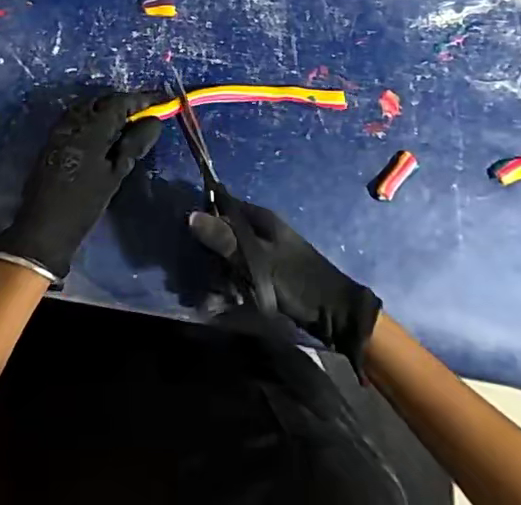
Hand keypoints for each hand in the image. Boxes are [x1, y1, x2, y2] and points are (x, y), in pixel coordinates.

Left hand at [0, 91, 165, 279]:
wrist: (44, 229)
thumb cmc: (85, 204)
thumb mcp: (115, 174)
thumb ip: (134, 144)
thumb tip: (154, 120)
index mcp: (90, 130)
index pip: (119, 103)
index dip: (142, 100)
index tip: (161, 100)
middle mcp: (73, 123)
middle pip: (102, 101)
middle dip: (125, 103)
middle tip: (145, 112)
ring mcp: (60, 131)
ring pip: (88, 108)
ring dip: (108, 109)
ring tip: (128, 120)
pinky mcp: (53, 141)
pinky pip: (77, 119)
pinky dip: (94, 119)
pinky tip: (105, 132)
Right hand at [190, 189, 382, 373]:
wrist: (332, 313)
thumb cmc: (297, 281)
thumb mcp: (258, 262)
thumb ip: (226, 240)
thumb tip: (192, 215)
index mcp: (263, 219)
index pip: (226, 206)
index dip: (206, 216)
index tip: (187, 235)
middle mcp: (264, 231)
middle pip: (227, 233)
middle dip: (212, 254)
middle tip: (201, 275)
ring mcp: (267, 253)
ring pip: (232, 256)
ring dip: (220, 275)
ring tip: (212, 297)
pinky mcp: (269, 274)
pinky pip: (242, 274)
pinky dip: (233, 286)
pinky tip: (224, 303)